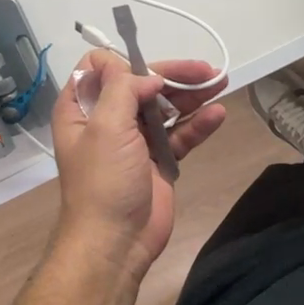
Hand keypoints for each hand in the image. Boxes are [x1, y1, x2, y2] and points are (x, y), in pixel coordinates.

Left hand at [49, 52, 226, 272]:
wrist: (115, 241)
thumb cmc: (104, 182)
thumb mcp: (105, 127)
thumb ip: (123, 90)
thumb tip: (148, 74)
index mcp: (81, 110)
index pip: (100, 68)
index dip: (127, 63)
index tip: (152, 73)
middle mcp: (106, 121)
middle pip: (142, 86)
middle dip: (174, 75)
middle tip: (207, 71)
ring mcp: (135, 141)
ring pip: (166, 108)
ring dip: (192, 95)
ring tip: (222, 83)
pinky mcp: (159, 160)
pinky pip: (181, 134)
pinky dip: (199, 123)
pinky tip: (218, 114)